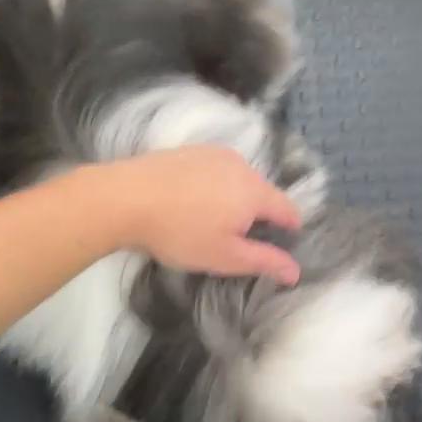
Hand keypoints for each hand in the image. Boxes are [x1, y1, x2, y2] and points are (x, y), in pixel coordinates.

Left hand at [98, 147, 301, 283]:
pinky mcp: (189, 150)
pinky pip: (214, 170)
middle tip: (237, 240)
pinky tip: (191, 203)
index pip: (288, 208)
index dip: (290, 228)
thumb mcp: (225, 257)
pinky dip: (212, 186)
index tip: (282, 244)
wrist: (125, 198)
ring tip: (211, 222)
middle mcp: (241, 165)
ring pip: (237, 179)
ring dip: (233, 199)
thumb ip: (264, 261)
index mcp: (255, 191)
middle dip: (258, 215)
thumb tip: (296, 271)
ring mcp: (213, 153)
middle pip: (262, 192)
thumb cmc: (180, 233)